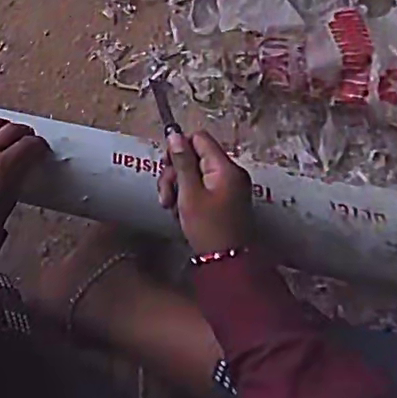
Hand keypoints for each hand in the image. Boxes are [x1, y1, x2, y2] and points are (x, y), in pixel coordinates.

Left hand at [0, 119, 49, 237]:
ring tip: (11, 133)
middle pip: (11, 129)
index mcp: (3, 167)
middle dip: (25, 133)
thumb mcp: (12, 198)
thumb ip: (19, 175)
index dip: (40, 145)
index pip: (28, 144)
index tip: (42, 149)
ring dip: (4, 126)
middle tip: (32, 140)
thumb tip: (25, 165)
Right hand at [158, 130, 253, 255]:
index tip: (167, 167)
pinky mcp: (224, 198)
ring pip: (194, 172)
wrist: (227, 262)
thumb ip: (182, 162)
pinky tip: (179, 210)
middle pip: (194, 156)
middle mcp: (230, 173)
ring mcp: (229, 186)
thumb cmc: (208, 227)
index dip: (179, 148)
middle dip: (174, 172)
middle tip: (165, 193)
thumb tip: (174, 135)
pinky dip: (187, 195)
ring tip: (169, 205)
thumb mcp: (189, 193)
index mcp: (225, 168)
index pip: (199, 139)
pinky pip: (201, 186)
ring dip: (177, 185)